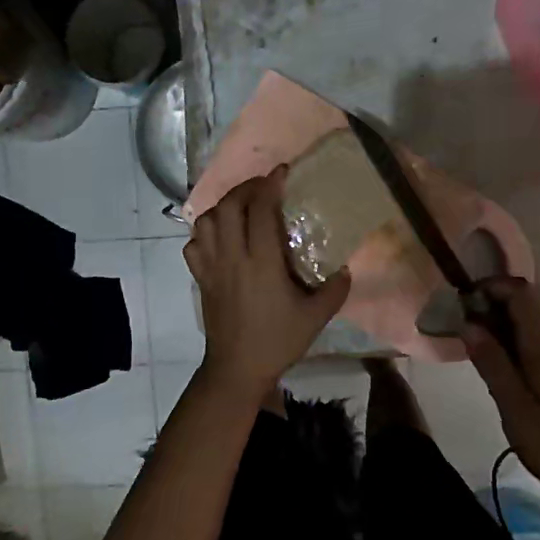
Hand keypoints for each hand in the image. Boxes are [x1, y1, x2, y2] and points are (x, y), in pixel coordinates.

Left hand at [185, 166, 351, 393]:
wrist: (236, 367)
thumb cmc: (277, 341)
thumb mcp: (315, 318)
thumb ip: (334, 290)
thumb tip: (345, 269)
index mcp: (261, 262)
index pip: (259, 210)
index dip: (269, 185)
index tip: (282, 172)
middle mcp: (231, 257)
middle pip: (228, 207)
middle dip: (245, 188)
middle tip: (263, 186)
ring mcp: (210, 267)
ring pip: (206, 221)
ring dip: (223, 206)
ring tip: (240, 206)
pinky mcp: (200, 278)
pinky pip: (193, 245)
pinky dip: (204, 233)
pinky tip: (219, 237)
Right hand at [460, 277, 539, 504]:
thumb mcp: (514, 408)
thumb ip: (492, 363)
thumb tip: (468, 324)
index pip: (520, 291)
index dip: (490, 287)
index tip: (463, 303)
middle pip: (527, 299)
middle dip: (493, 301)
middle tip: (464, 323)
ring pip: (531, 317)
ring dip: (501, 319)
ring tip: (475, 342)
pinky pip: (537, 335)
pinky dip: (513, 335)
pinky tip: (498, 361)